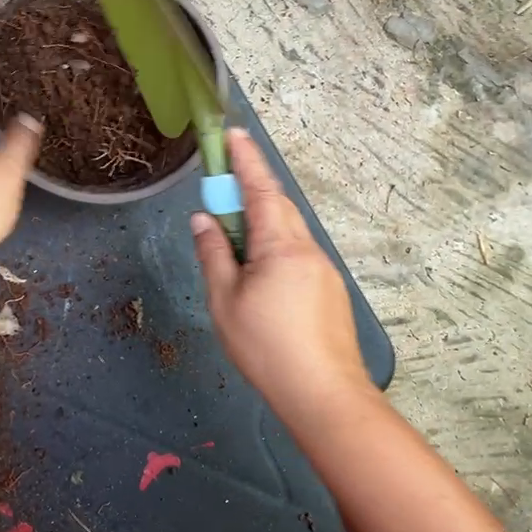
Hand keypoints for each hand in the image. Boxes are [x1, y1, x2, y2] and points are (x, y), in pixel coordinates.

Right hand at [191, 129, 369, 413]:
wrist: (325, 397)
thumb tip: (203, 219)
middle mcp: (307, 250)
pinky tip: (256, 269)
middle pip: (277, 207)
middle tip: (222, 183)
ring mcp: (323, 272)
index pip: (260, 190)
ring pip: (287, 232)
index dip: (245, 160)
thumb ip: (213, 253)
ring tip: (232, 234)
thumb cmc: (267, 346)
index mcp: (281, 246)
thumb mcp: (224, 299)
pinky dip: (272, 244)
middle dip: (250, 188)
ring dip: (260, 220)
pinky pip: (295, 253)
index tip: (233, 134)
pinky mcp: (328, 293)